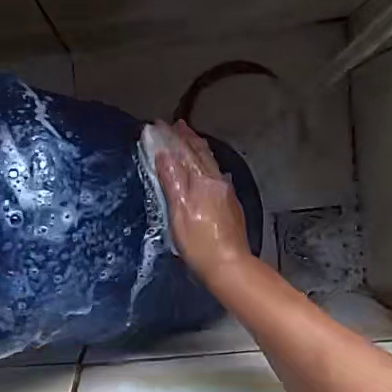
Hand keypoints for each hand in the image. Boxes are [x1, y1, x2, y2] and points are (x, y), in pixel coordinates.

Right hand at [152, 121, 252, 280]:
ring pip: (211, 164)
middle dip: (188, 138)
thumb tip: (164, 154)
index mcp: (203, 181)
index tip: (160, 125)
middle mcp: (218, 182)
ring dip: (199, 150)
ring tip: (191, 140)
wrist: (230, 266)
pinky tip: (207, 169)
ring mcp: (226, 194)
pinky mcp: (231, 207)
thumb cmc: (199, 243)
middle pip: (202, 154)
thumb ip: (172, 180)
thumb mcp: (179, 211)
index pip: (186, 152)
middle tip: (177, 125)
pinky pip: (216, 176)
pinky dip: (206, 165)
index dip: (173, 138)